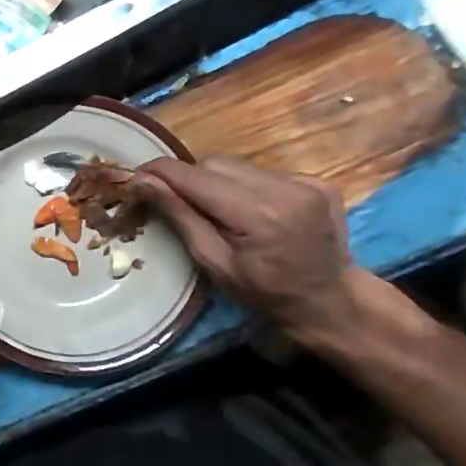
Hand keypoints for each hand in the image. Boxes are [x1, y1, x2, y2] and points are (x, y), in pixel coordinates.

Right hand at [132, 156, 363, 344]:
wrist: (330, 300)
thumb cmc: (264, 293)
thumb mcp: (213, 262)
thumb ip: (180, 216)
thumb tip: (142, 181)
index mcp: (259, 215)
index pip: (196, 177)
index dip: (161, 172)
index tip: (135, 175)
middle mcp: (286, 188)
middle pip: (215, 165)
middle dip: (189, 180)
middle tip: (177, 203)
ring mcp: (306, 182)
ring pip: (237, 165)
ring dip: (216, 182)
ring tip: (217, 211)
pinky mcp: (316, 180)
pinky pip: (261, 171)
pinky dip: (244, 186)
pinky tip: (250, 211)